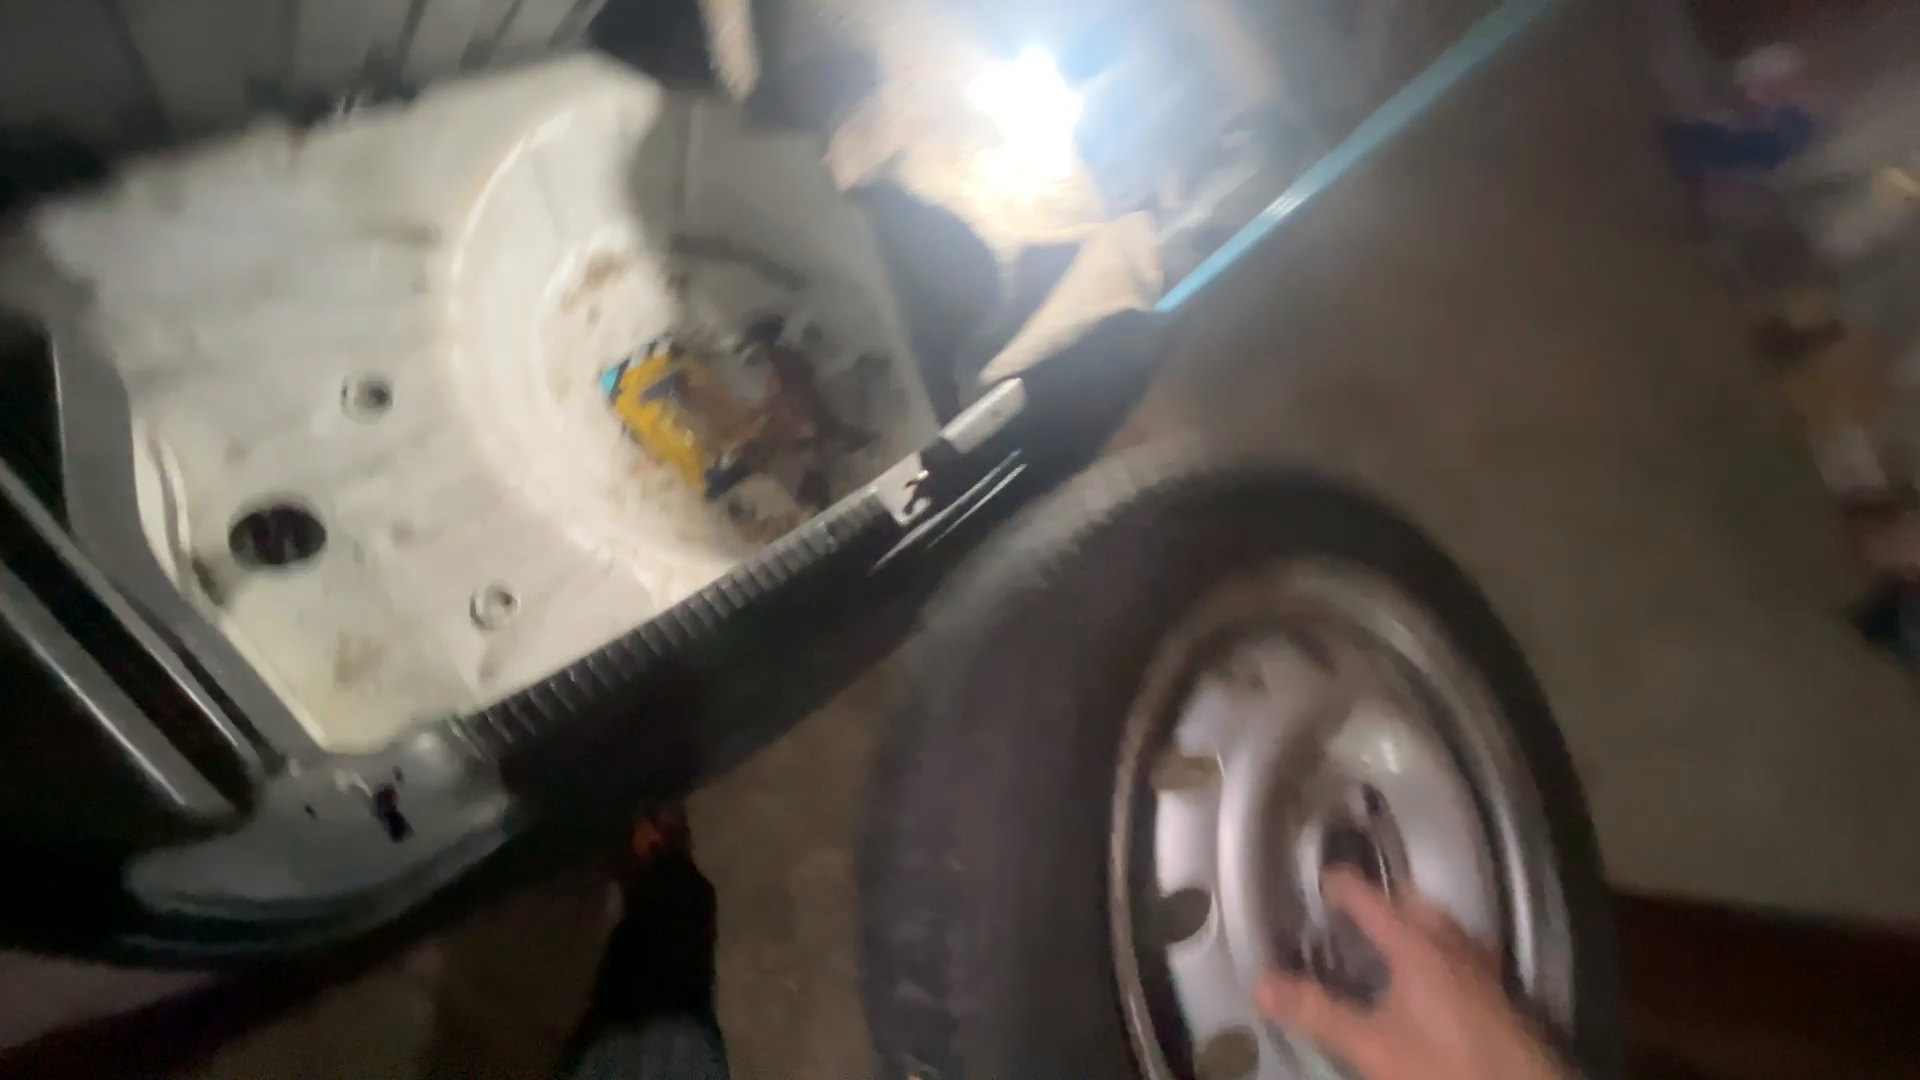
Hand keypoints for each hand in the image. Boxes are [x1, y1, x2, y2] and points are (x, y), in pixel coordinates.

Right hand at [1256, 871, 1568, 1079]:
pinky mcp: (1502, 1001)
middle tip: (1348, 917)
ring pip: (1442, 929)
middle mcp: (1450, 944)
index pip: (1364, 894)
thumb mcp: (1373, 1046)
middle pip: (1411, 903)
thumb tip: (1259, 982)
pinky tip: (1427, 988)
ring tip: (1384, 947)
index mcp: (1415, 942)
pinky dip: (1436, 955)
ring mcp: (1482, 971)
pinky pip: (1460, 956)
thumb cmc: (1450, 1068)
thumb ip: (1317, 1012)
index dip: (1333, 884)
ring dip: (1411, 927)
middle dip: (1380, 902)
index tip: (1307, 883)